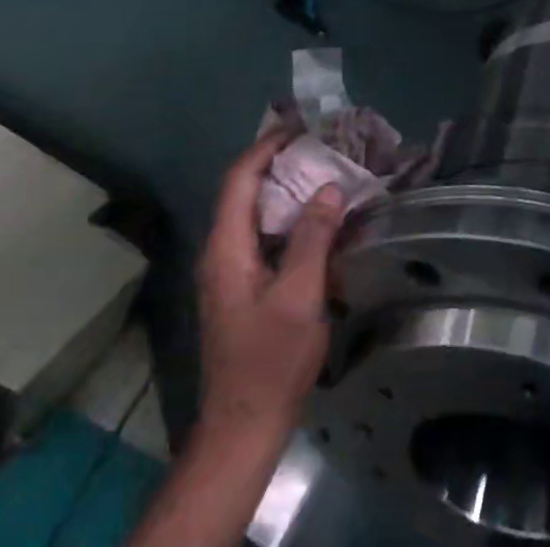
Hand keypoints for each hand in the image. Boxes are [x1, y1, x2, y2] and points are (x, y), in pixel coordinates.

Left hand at [129, 133, 346, 546]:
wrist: (245, 422)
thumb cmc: (272, 358)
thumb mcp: (300, 295)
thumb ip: (313, 239)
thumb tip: (328, 189)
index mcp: (226, 249)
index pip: (239, 181)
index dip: (265, 148)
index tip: (298, 125)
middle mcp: (221, 253)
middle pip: (243, 193)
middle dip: (277, 163)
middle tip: (319, 144)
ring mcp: (230, 272)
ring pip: (254, 215)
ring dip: (285, 190)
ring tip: (324, 172)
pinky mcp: (243, 287)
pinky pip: (263, 237)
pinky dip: (289, 218)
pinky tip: (319, 220)